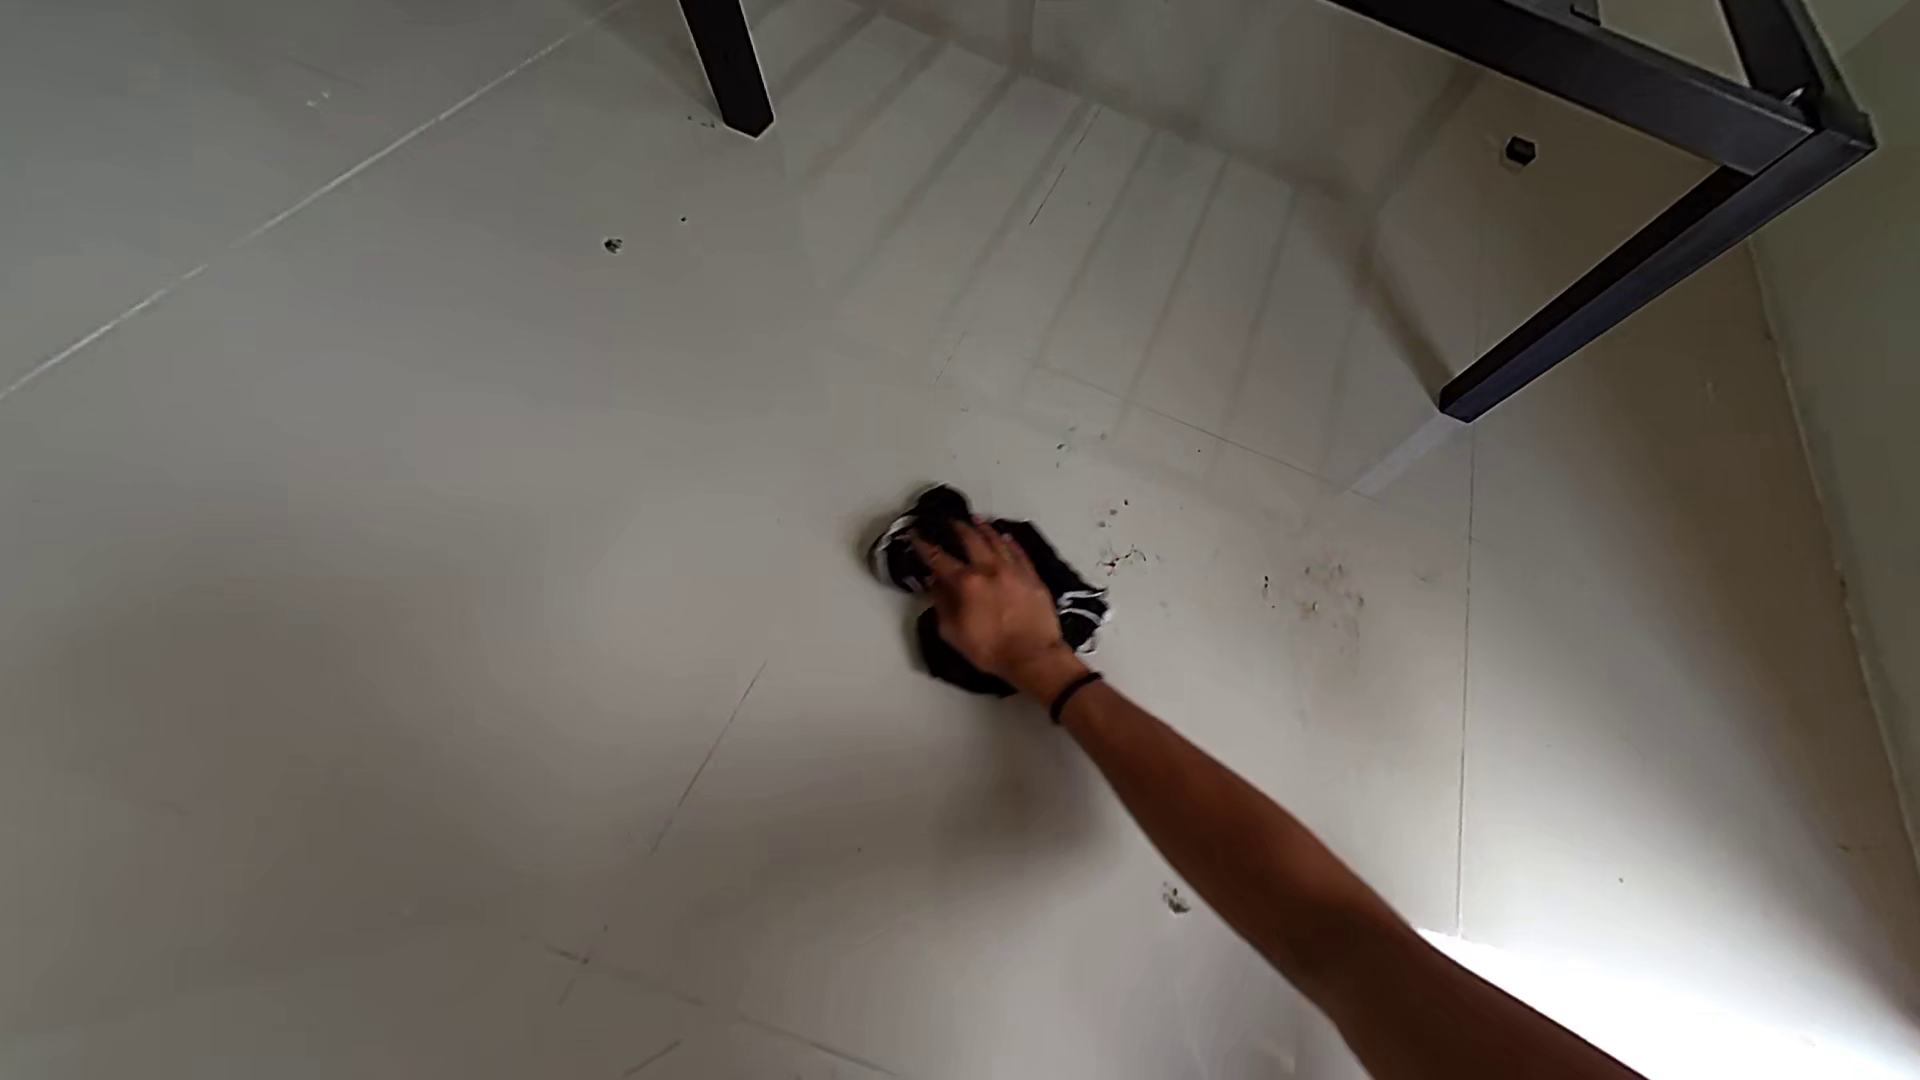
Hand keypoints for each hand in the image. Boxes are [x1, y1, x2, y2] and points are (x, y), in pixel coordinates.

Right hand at [913, 518, 1089, 701]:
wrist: (1033, 657)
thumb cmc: (990, 649)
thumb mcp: (954, 633)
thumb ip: (942, 604)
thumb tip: (935, 583)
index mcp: (967, 583)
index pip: (939, 559)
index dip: (924, 546)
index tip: (916, 535)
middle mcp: (990, 569)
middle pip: (971, 540)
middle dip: (957, 528)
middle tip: (950, 520)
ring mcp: (1014, 571)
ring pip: (997, 541)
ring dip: (984, 529)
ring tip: (977, 520)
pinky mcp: (1032, 577)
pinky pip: (1019, 553)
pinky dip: (1010, 542)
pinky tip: (1006, 536)